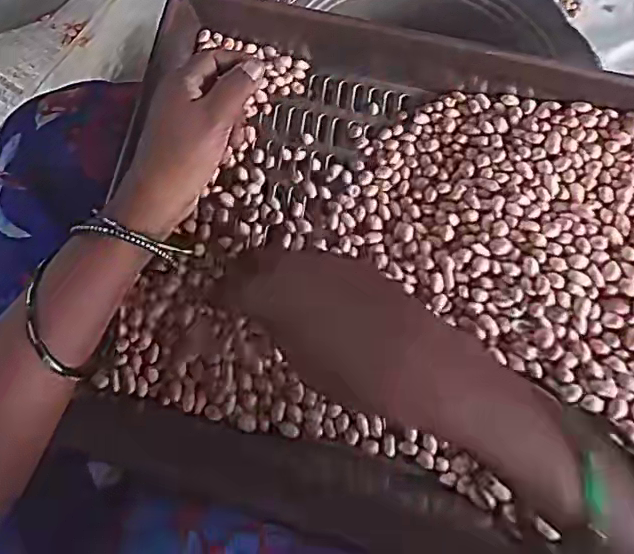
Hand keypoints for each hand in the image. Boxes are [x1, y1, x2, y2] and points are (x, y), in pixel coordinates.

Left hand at [105, 50, 264, 238]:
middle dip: (237, 95)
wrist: (156, 199)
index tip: (263, 70)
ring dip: (233, 117)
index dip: (239, 59)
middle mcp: (177, 93)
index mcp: (181, 81)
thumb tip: (256, 64)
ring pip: (215, 104)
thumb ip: (237, 87)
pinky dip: (223, 133)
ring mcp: (178, 115)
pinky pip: (209, 125)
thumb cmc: (185, 155)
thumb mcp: (217, 117)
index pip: (214, 56)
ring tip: (237, 138)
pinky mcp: (181, 137)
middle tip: (249, 112)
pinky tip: (227, 150)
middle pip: (216, 79)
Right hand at [222, 251, 633, 547]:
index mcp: (278, 292)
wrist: (424, 361)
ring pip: (287, 256)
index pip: (234, 286)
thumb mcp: (305, 363)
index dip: (218, 294)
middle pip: (257, 259)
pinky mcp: (354, 262)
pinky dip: (301, 273)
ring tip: (269, 294)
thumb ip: (278, 329)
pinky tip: (309, 295)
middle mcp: (299, 264)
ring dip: (271, 270)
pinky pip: (314, 261)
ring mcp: (329, 259)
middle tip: (233, 292)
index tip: (209, 300)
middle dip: (241, 274)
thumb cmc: (358, 377)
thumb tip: (264, 314)